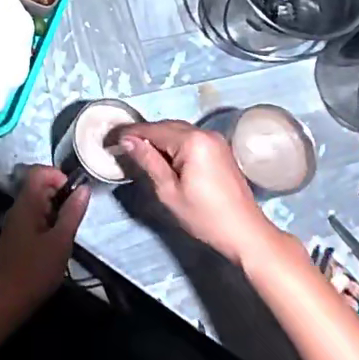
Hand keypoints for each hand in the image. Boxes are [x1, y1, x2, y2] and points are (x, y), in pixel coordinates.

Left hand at [0, 166, 88, 318]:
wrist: (7, 301)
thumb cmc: (35, 271)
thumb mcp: (61, 241)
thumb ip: (72, 212)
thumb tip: (84, 188)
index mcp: (26, 204)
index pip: (39, 172)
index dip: (59, 176)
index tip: (75, 196)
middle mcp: (18, 207)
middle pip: (39, 185)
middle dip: (60, 195)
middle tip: (74, 218)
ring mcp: (15, 222)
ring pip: (38, 202)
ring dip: (56, 210)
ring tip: (67, 232)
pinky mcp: (17, 235)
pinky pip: (34, 216)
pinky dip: (48, 222)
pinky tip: (56, 242)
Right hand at [116, 121, 283, 265]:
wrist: (245, 233)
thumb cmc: (205, 216)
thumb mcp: (169, 191)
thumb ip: (148, 161)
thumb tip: (128, 140)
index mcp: (192, 141)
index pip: (154, 130)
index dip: (131, 133)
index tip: (113, 139)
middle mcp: (205, 133)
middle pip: (167, 126)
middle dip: (145, 134)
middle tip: (123, 145)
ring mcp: (215, 140)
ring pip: (179, 131)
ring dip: (160, 139)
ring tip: (140, 152)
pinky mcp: (221, 149)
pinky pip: (191, 138)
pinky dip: (175, 144)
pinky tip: (165, 158)